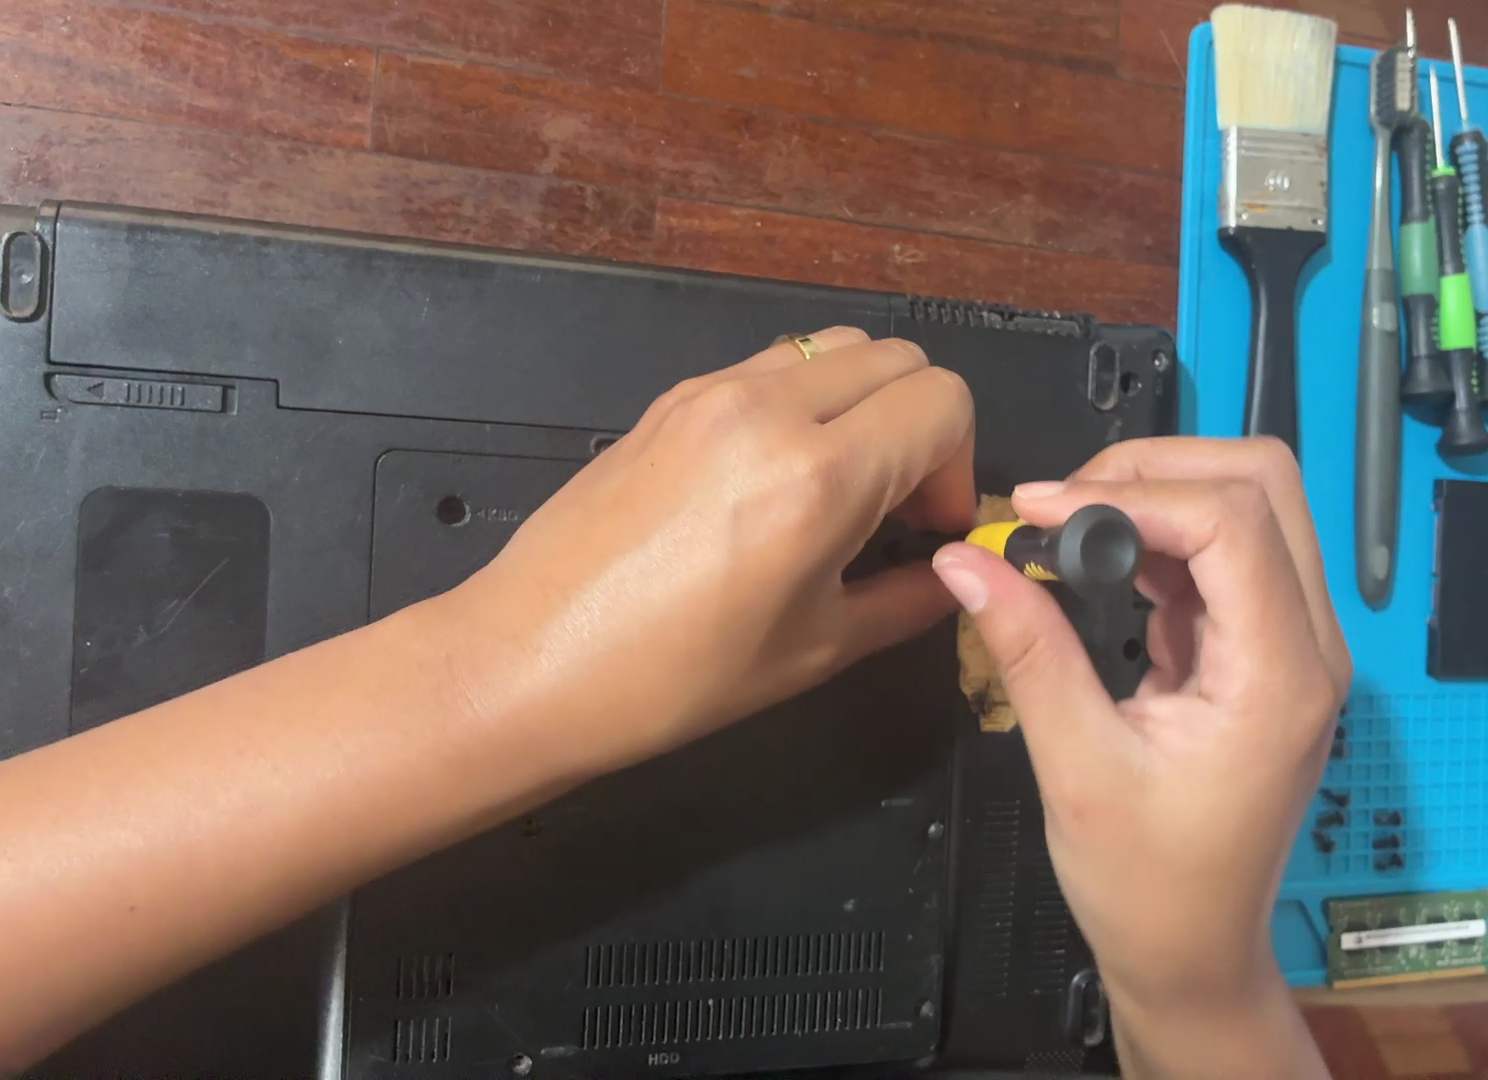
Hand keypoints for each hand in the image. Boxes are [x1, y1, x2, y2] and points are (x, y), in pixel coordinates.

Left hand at [441, 326, 975, 771]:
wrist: (530, 660)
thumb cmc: (680, 678)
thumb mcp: (820, 649)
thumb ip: (912, 598)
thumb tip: (957, 572)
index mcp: (820, 475)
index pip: (944, 402)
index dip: (957, 466)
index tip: (928, 528)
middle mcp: (772, 408)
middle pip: (902, 360)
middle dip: (924, 428)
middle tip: (895, 506)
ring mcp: (716, 389)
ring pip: (841, 348)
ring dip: (869, 405)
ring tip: (841, 481)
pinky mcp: (676, 394)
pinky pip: (778, 364)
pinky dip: (812, 401)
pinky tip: (778, 472)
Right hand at [931, 437, 1348, 1077]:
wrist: (1190, 951)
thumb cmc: (1143, 880)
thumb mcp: (1074, 764)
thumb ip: (1027, 649)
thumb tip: (962, 559)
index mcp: (1279, 674)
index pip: (1229, 523)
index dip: (1127, 495)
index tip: (1034, 509)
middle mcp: (1304, 641)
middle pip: (1262, 484)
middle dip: (1156, 469)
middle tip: (1062, 500)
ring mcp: (1285, 639)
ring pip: (1242, 505)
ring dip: (1151, 494)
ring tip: (1066, 523)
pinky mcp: (1252, 645)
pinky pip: (1214, 552)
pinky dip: (1151, 536)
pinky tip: (1095, 563)